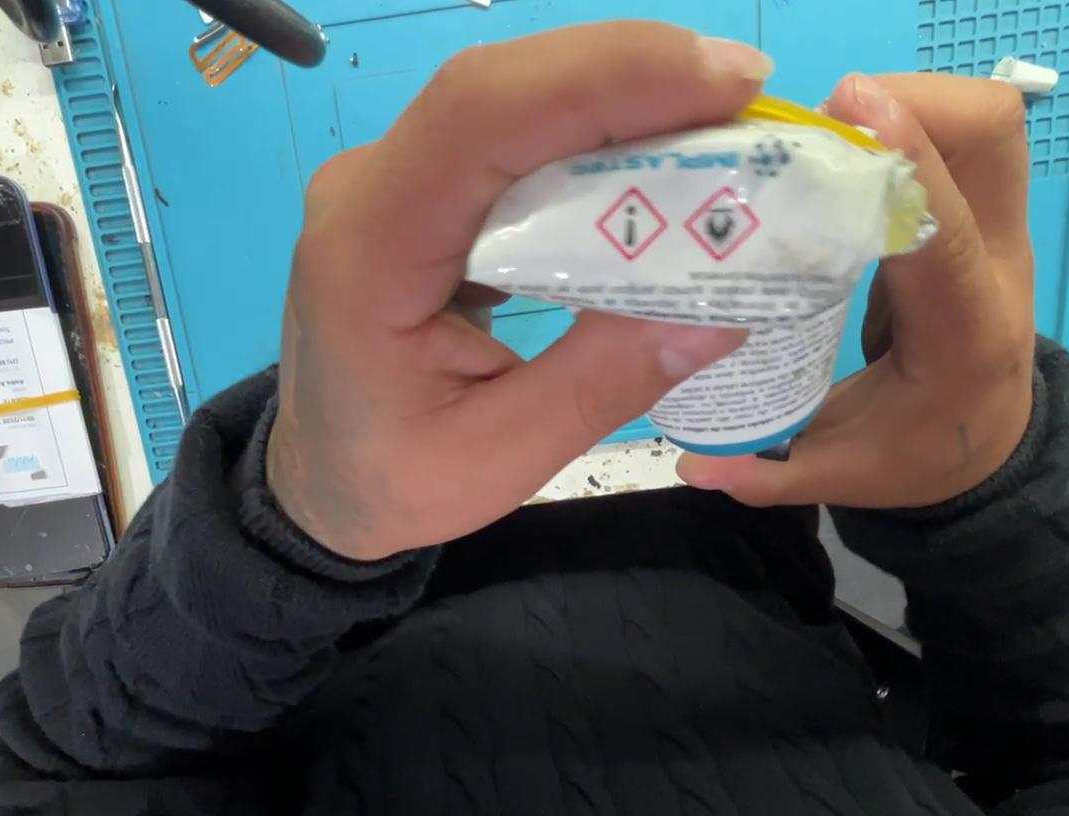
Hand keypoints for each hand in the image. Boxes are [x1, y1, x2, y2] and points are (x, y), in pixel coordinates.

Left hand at [266, 22, 768, 560]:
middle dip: (631, 83)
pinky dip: (581, 146)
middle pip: (500, 95)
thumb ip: (601, 383)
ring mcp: (384, 187)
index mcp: (365, 257)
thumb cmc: (394, 481)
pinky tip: (640, 171)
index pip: (479, 120)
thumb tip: (724, 312)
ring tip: (712, 134)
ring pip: (506, 109)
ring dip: (613, 108)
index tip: (727, 86)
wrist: (324, 482)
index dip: (606, 80)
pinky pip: (503, 147)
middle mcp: (364, 195)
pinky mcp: (413, 199)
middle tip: (744, 107)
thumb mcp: (500, 458)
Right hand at [676, 73, 1036, 508]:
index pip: (944, 237)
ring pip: (983, 124)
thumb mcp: (838, 476)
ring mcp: (993, 232)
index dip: (902, 169)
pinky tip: (837, 151)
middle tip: (816, 131)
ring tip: (821, 133)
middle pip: (990, 139)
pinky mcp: (971, 216)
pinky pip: (955, 139)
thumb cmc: (915, 458)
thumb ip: (766, 475)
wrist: (986, 446)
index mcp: (962, 337)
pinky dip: (902, 122)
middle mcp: (995, 267)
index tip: (838, 122)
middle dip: (910, 105)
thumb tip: (689, 466)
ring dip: (907, 103)